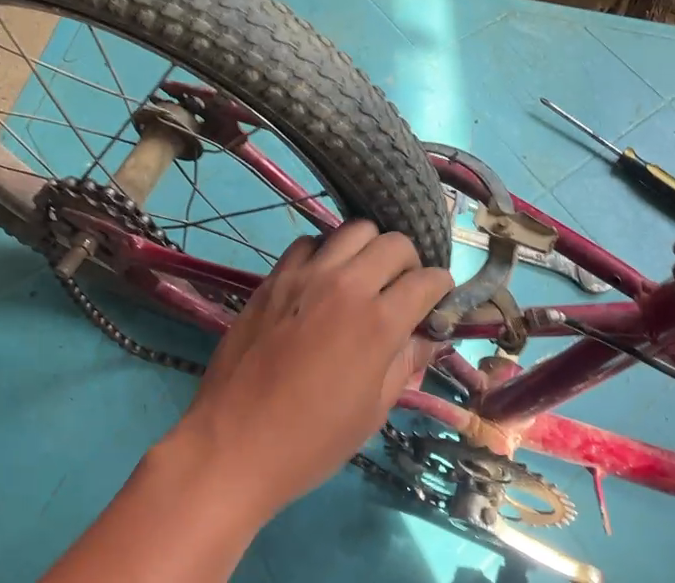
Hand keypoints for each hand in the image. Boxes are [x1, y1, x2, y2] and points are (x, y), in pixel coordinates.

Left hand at [165, 219, 453, 519]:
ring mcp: (306, 275)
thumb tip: (431, 337)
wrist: (233, 444)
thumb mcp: (373, 410)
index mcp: (378, 322)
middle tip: (402, 289)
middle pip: (394, 242)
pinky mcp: (275, 277)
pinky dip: (325, 252)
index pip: (427, 280)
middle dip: (409, 262)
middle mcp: (346, 285)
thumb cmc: (311, 440)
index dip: (441, 288)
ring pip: (353, 230)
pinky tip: (322, 279)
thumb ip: (406, 363)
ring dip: (369, 248)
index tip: (438, 300)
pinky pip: (309, 242)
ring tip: (364, 276)